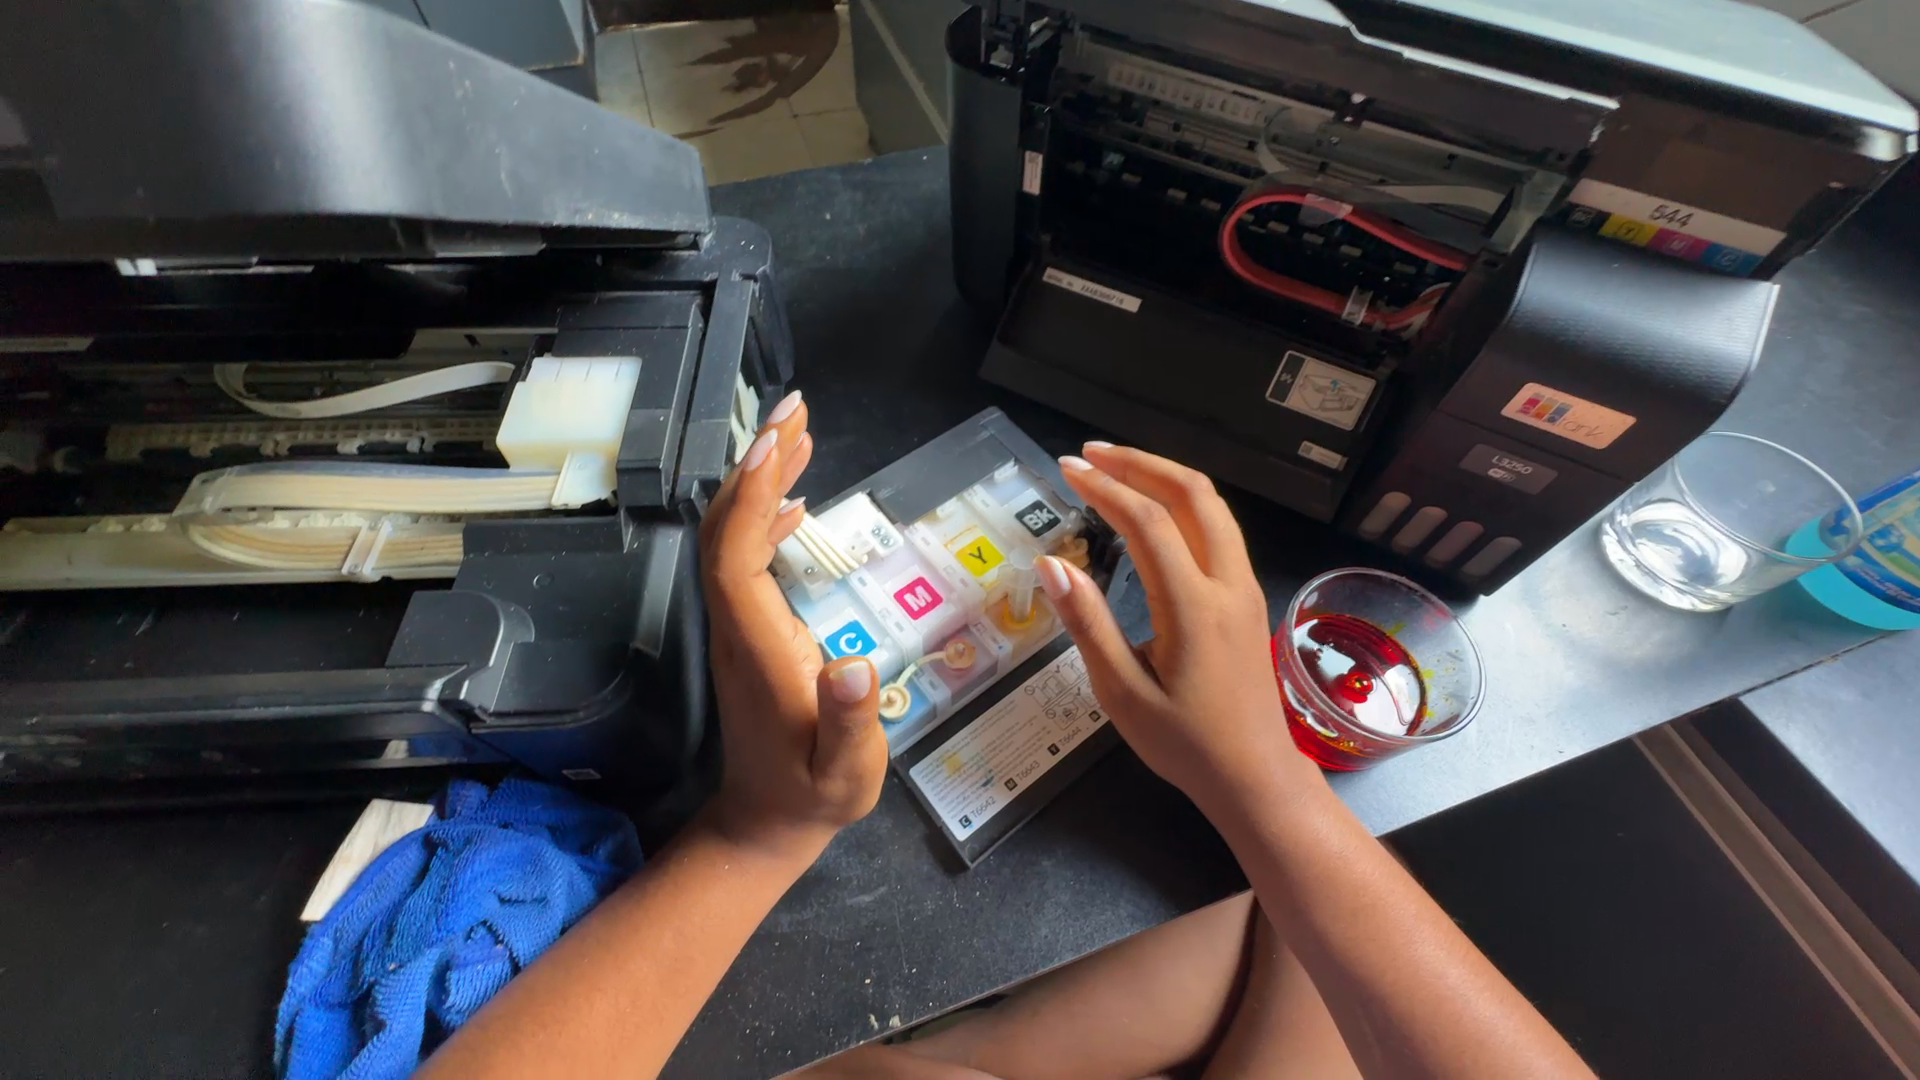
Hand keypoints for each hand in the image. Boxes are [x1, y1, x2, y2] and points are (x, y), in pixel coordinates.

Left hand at [697, 392, 888, 859]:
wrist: (768, 822)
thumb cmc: (816, 794)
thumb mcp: (848, 771)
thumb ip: (850, 721)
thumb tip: (856, 665)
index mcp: (759, 645)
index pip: (737, 554)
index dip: (752, 496)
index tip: (780, 442)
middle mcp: (737, 624)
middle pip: (727, 529)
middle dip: (757, 465)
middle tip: (796, 409)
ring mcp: (739, 625)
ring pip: (734, 537)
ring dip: (763, 481)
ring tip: (800, 432)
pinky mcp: (750, 629)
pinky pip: (748, 557)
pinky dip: (768, 516)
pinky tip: (796, 499)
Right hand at [1036, 443, 1320, 811]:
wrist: (1256, 776)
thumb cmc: (1184, 743)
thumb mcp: (1122, 693)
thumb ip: (1088, 625)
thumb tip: (1051, 566)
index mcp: (1193, 607)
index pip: (1148, 522)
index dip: (1105, 488)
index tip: (1068, 469)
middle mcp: (1227, 584)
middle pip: (1193, 494)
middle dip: (1140, 463)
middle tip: (1092, 454)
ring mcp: (1244, 587)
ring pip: (1213, 506)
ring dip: (1165, 476)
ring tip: (1118, 468)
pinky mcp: (1247, 597)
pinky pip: (1219, 528)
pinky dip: (1183, 501)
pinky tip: (1154, 510)